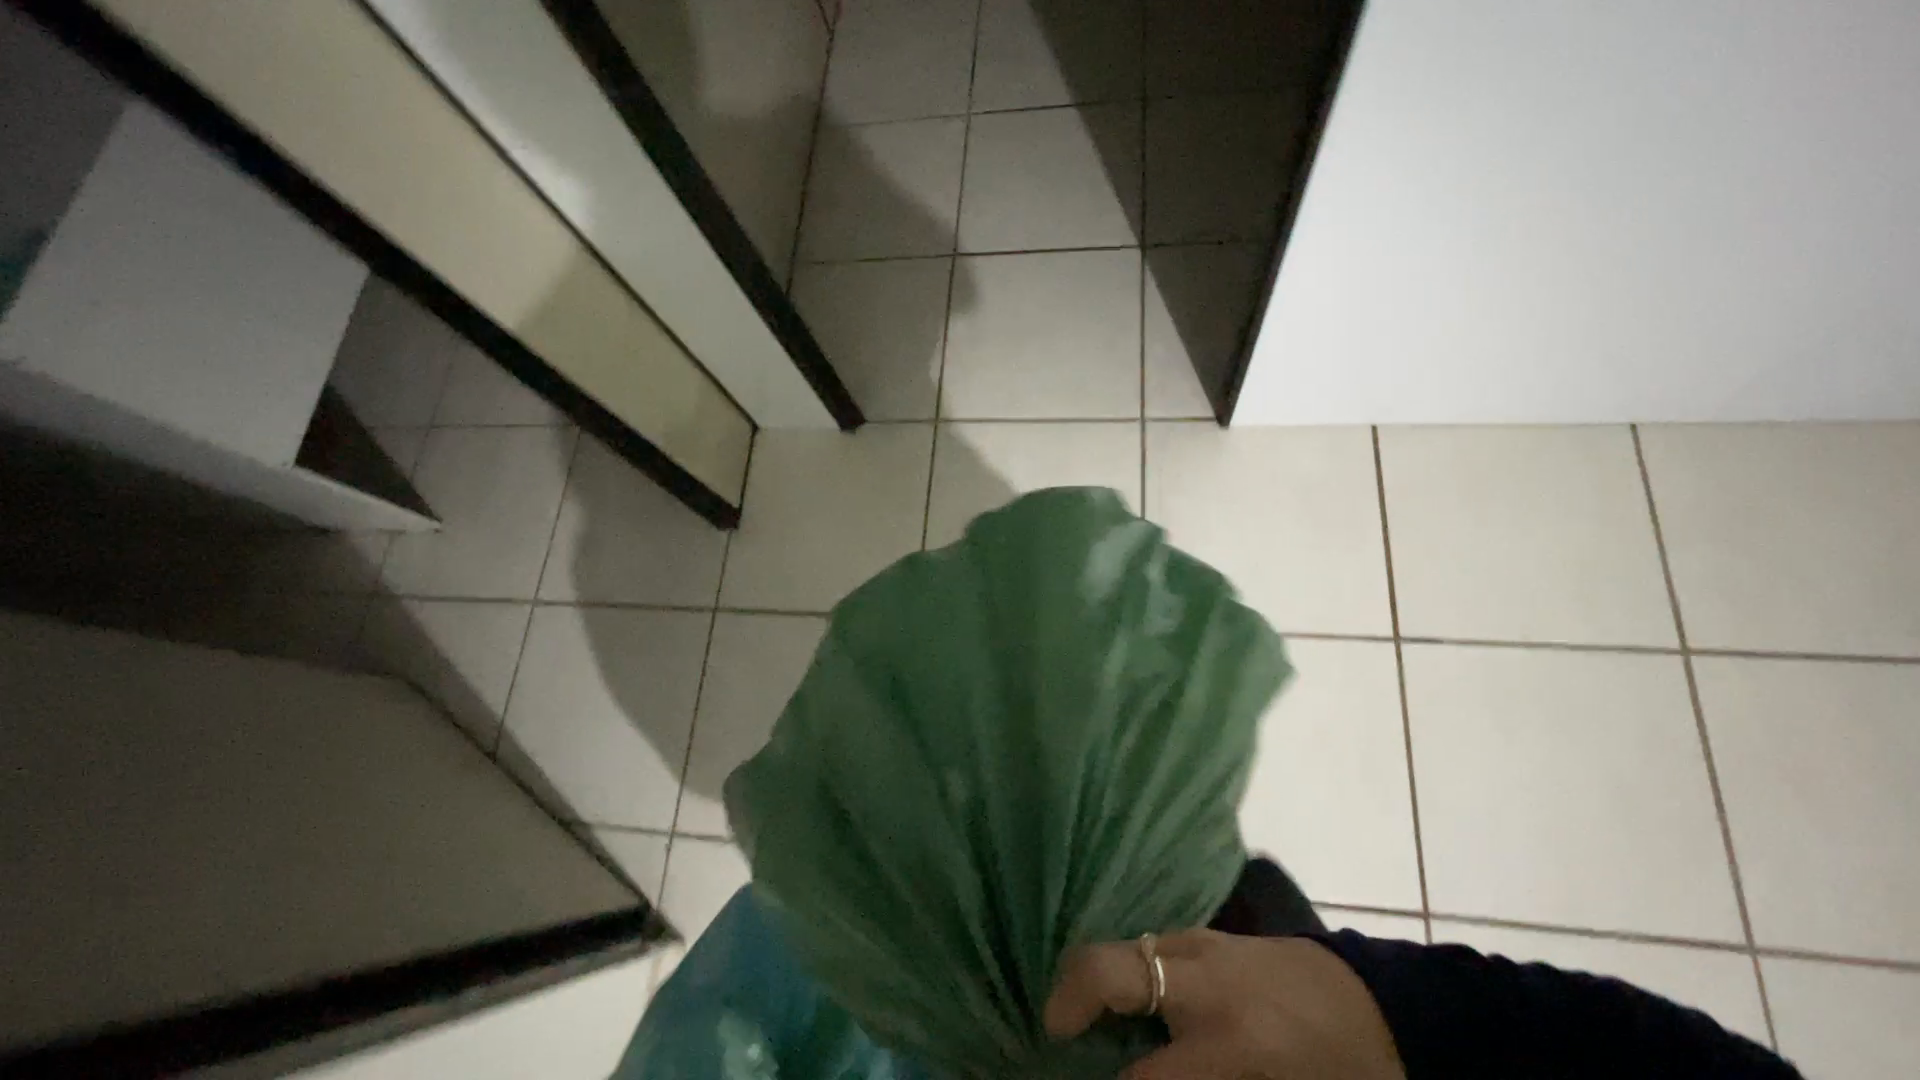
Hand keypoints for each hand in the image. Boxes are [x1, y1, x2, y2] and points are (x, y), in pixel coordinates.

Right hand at [1044, 929, 1406, 1079]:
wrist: (1375, 1006)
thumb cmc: (1333, 1067)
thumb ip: (1197, 1078)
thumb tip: (1135, 1070)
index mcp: (1231, 1040)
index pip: (1142, 1074)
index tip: (1079, 1071)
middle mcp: (1203, 981)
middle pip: (1107, 972)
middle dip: (1067, 1000)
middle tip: (1055, 1032)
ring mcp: (1200, 946)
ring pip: (1118, 950)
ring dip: (1086, 980)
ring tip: (1076, 1018)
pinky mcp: (1202, 934)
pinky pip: (1142, 946)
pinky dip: (1118, 970)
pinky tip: (1121, 1001)